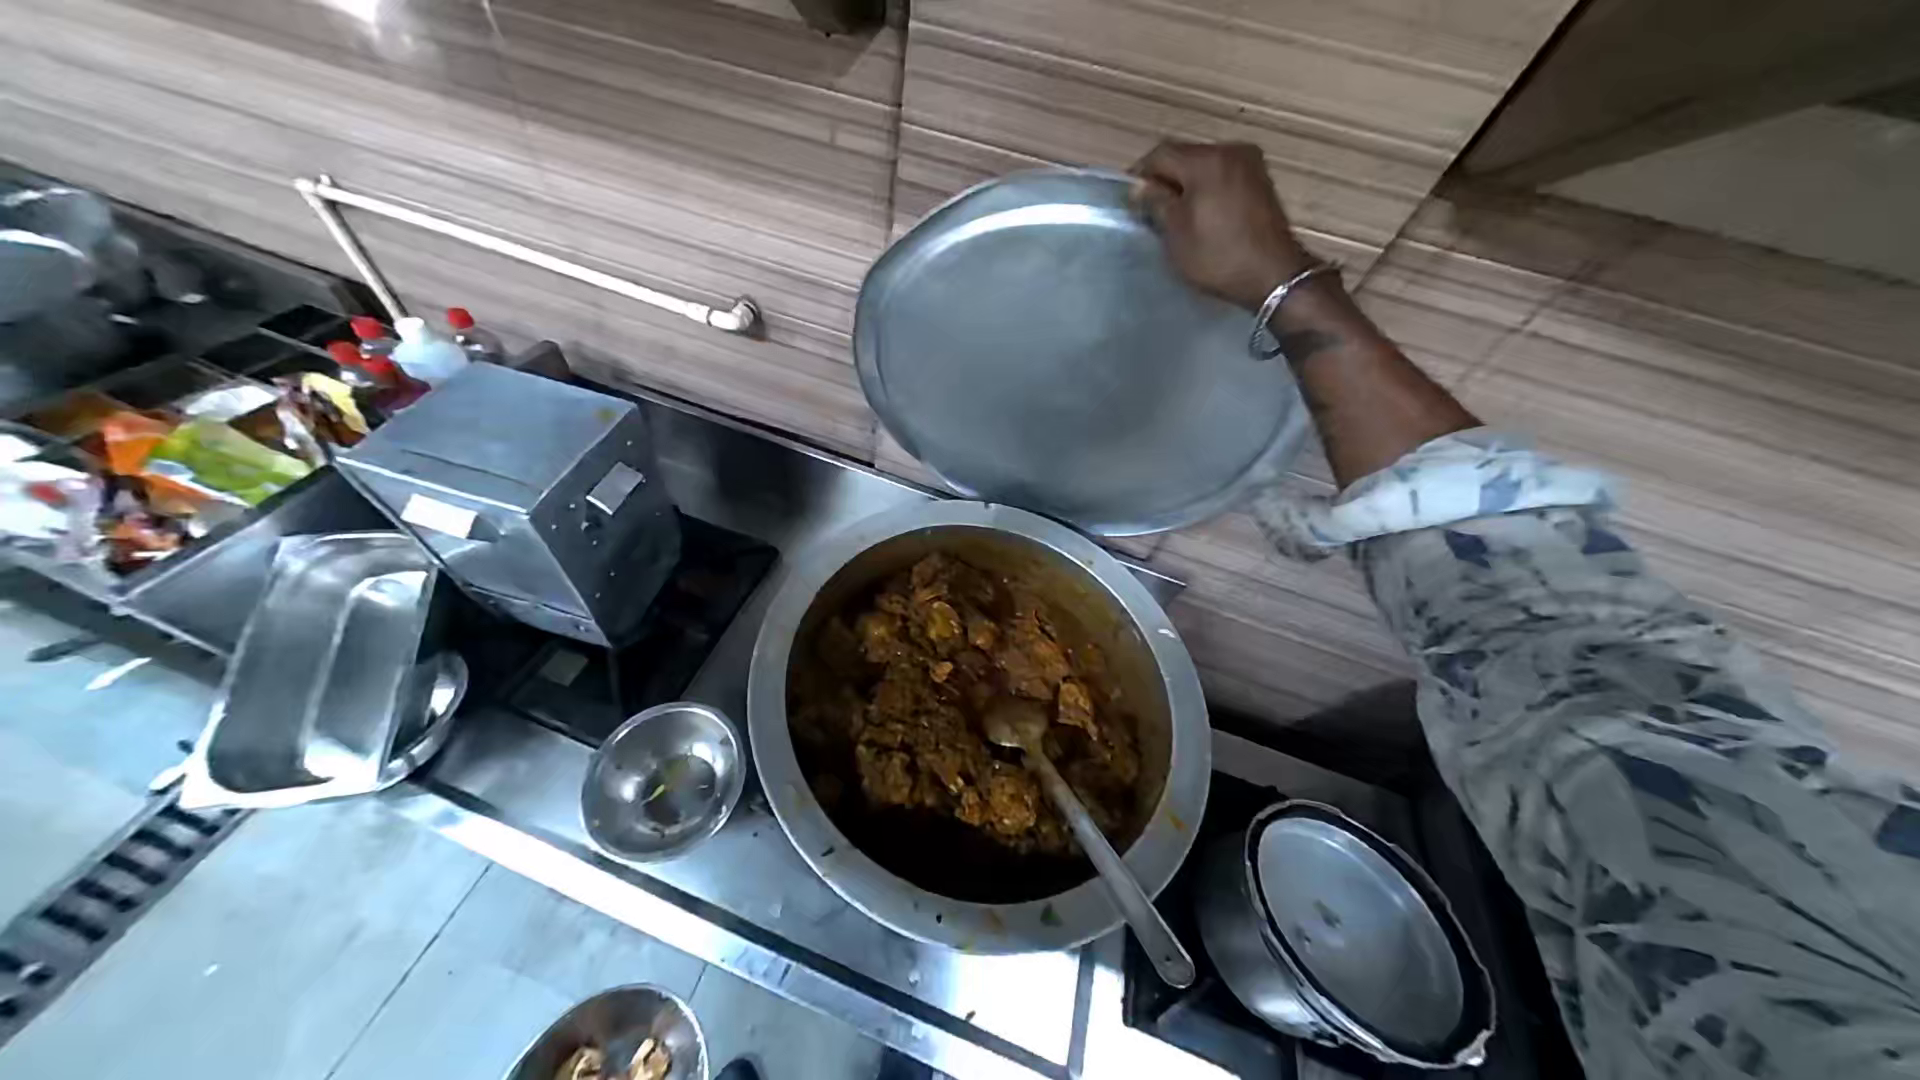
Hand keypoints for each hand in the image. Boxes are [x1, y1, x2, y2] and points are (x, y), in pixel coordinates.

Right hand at [1130, 140, 1313, 310]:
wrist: (1273, 275)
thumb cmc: (1217, 256)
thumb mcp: (1176, 233)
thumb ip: (1156, 203)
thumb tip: (1140, 187)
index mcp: (1207, 160)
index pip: (1161, 153)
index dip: (1140, 175)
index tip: (1129, 201)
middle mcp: (1231, 150)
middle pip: (1185, 156)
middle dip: (1164, 180)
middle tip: (1149, 211)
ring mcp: (1250, 164)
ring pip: (1204, 166)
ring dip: (1185, 186)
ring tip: (1173, 216)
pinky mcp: (1260, 181)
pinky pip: (1222, 176)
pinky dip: (1206, 190)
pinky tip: (1200, 215)